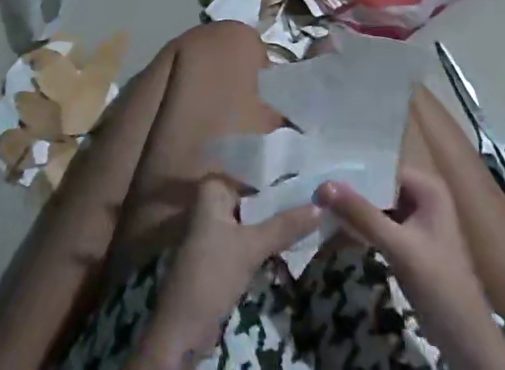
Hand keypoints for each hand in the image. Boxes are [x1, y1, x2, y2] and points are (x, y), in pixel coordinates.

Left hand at [132, 177, 319, 367]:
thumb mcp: (252, 246)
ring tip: (312, 226)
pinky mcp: (222, 254)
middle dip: (283, 207)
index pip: (256, 178)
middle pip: (257, 201)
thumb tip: (321, 206)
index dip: (284, 183)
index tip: (313, 186)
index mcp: (213, 190)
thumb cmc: (212, 273)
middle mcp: (213, 203)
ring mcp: (217, 230)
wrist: (183, 327)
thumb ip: (285, 226)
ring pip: (256, 222)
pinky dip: (268, 244)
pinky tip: (292, 248)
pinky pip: (251, 241)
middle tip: (319, 207)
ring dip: (278, 229)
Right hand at [316, 170, 504, 369]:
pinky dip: (359, 227)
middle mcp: (422, 196)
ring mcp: (415, 219)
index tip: (318, 173)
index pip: (382, 167)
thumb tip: (323, 184)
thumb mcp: (399, 247)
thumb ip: (362, 215)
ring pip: (375, 205)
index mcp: (428, 187)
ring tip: (316, 207)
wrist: (464, 338)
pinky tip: (333, 229)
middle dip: (349, 191)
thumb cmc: (439, 284)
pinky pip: (378, 224)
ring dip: (351, 210)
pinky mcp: (408, 241)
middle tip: (312, 190)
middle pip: (377, 185)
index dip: (352, 171)